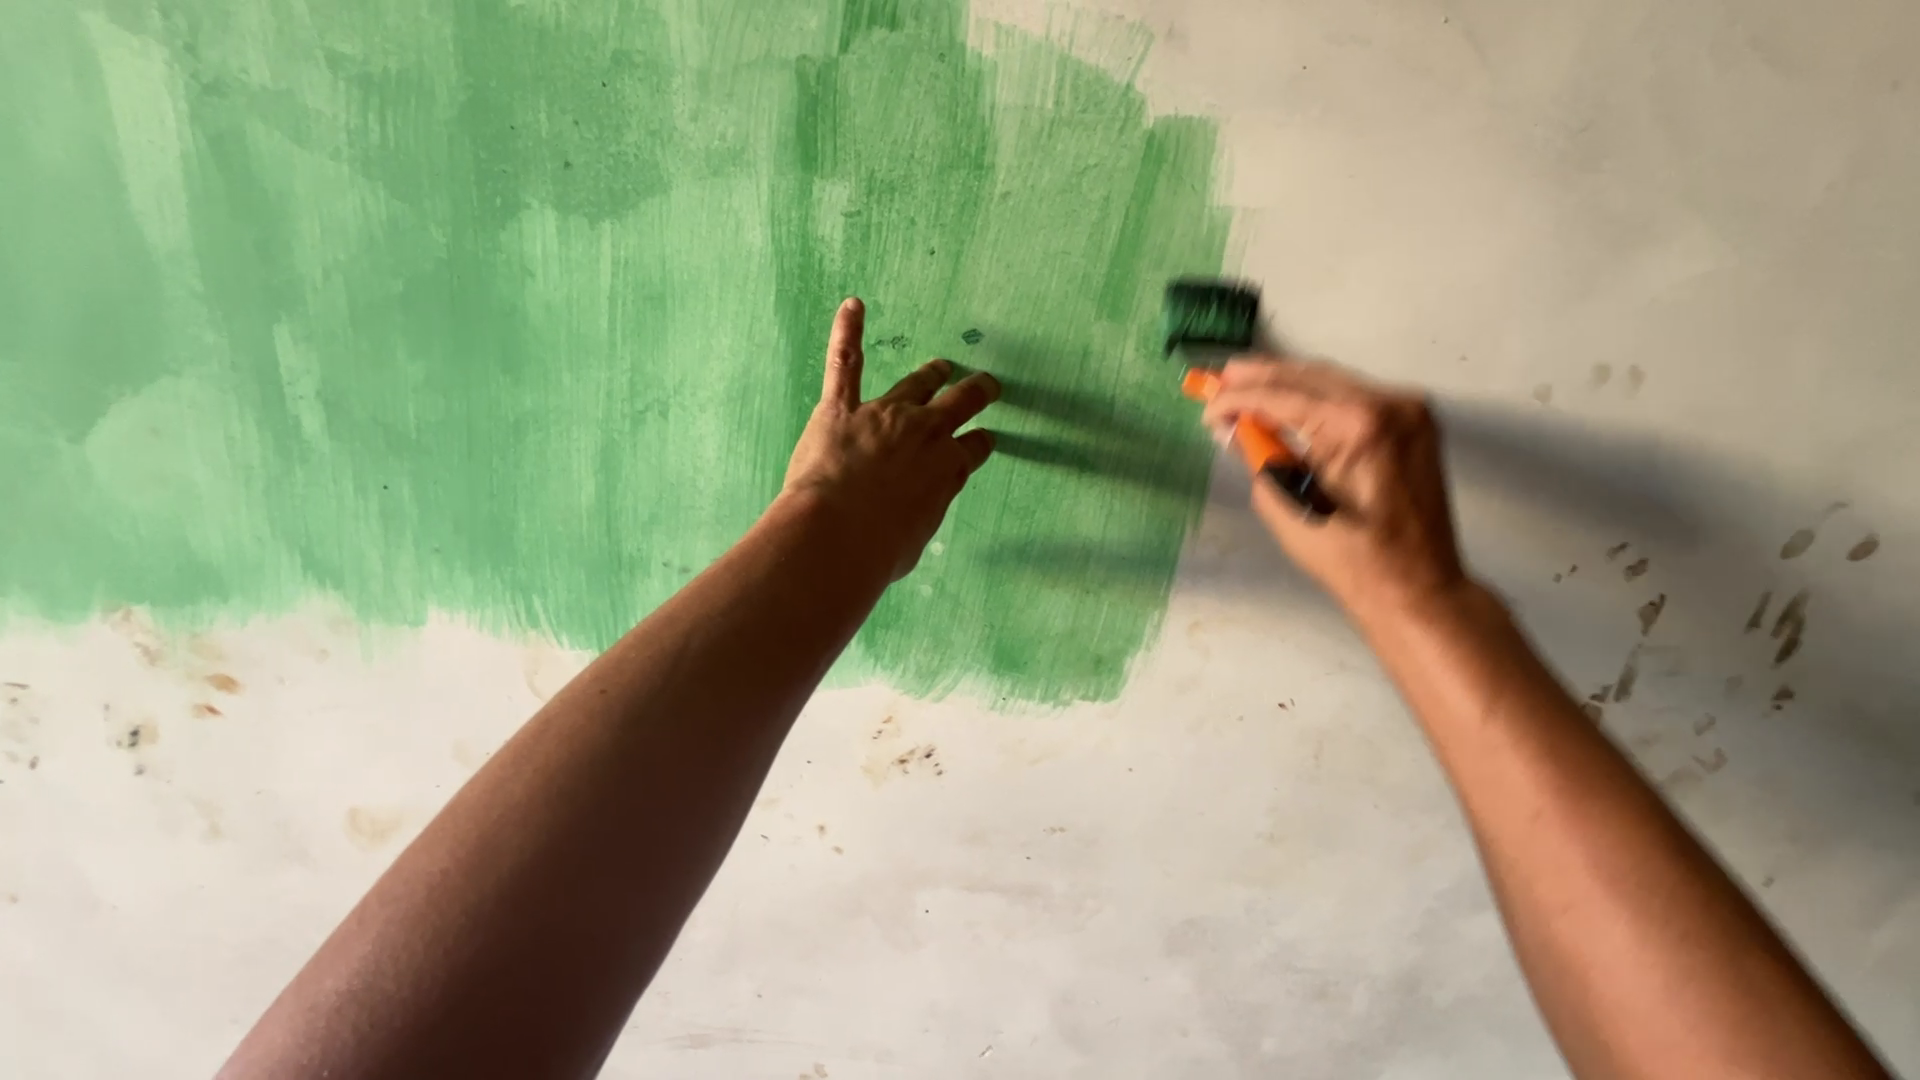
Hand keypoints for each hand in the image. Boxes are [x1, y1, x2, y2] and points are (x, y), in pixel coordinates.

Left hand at [781, 298, 999, 580]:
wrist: (837, 535)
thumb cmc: (878, 550)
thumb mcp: (914, 539)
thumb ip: (919, 514)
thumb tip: (910, 510)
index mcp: (948, 469)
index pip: (975, 448)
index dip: (981, 442)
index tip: (986, 439)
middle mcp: (925, 434)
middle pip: (958, 404)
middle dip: (975, 393)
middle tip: (984, 385)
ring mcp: (884, 415)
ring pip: (915, 385)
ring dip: (930, 374)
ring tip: (940, 365)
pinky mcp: (841, 408)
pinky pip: (845, 363)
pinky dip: (847, 333)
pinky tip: (852, 306)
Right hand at [1202, 357, 1467, 623]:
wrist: (1416, 584)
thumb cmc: (1346, 557)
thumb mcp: (1286, 505)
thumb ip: (1259, 455)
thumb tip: (1234, 426)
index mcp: (1356, 425)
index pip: (1280, 395)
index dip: (1236, 398)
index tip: (1206, 408)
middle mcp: (1388, 402)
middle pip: (1308, 375)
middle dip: (1259, 377)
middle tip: (1217, 379)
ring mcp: (1408, 408)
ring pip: (1332, 380)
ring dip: (1287, 384)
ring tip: (1245, 386)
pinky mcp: (1415, 420)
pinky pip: (1355, 395)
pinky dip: (1317, 397)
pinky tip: (1289, 403)